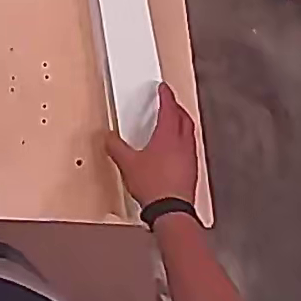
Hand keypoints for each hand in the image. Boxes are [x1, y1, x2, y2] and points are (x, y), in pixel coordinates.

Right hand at [104, 83, 199, 206]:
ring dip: (182, 124)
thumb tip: (109, 138)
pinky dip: (183, 142)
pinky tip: (174, 150)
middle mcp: (182, 144)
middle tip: (170, 103)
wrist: (171, 211)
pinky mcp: (192, 171)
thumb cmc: (154, 185)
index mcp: (168, 136)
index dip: (166, 96)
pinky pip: (189, 148)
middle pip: (184, 118)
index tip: (164, 88)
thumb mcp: (127, 163)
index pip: (169, 109)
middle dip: (177, 108)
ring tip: (173, 124)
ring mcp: (189, 158)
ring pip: (188, 133)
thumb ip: (116, 147)